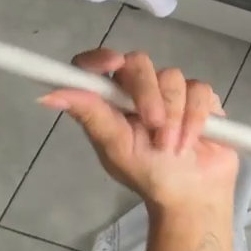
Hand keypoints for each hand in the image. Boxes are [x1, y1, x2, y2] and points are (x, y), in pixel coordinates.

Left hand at [43, 48, 240, 218]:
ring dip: (175, 115)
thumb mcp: (116, 148)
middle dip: (149, 93)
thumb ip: (92, 116)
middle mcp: (140, 91)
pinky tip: (193, 138)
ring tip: (173, 145)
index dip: (100, 58)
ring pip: (173, 77)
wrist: (192, 192)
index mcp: (112, 102)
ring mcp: (173, 92)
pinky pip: (201, 90)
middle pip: (139, 63)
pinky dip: (196, 117)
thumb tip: (48, 96)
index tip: (113, 63)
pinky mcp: (201, 96)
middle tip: (154, 124)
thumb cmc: (149, 174)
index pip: (97, 67)